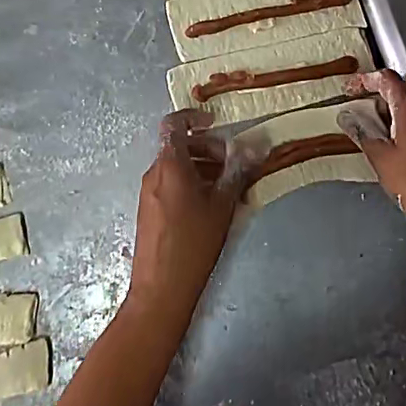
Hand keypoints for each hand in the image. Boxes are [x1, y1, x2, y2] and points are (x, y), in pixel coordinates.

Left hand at [129, 110, 252, 311]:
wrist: (161, 288)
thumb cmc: (194, 242)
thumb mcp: (223, 203)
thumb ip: (238, 170)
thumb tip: (257, 145)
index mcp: (170, 165)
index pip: (175, 124)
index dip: (194, 117)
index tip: (215, 122)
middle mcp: (154, 173)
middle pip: (180, 146)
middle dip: (209, 148)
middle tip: (233, 163)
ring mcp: (148, 192)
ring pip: (177, 166)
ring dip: (203, 167)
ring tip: (228, 187)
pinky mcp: (149, 210)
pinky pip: (171, 183)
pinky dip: (192, 183)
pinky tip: (211, 205)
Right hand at [339, 70, 405, 233]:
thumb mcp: (382, 160)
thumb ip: (364, 135)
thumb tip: (352, 121)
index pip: (388, 79)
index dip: (367, 79)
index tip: (353, 86)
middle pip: (401, 92)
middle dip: (377, 100)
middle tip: (358, 113)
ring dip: (390, 117)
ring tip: (374, 136)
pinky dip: (404, 130)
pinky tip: (394, 151)